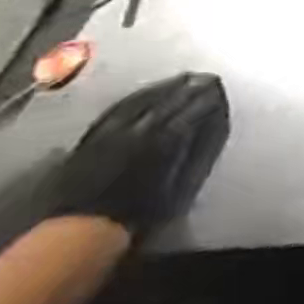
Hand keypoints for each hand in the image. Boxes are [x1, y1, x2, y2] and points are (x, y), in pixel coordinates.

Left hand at [41, 73, 228, 237]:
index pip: (191, 112)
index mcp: (164, 140)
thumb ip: (195, 152)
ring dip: (164, 87)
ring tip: (181, 79)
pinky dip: (135, 97)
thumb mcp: (179, 184)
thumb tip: (209, 128)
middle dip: (189, 88)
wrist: (84, 226)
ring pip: (143, 99)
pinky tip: (143, 93)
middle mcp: (139, 127)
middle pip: (168, 100)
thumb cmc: (141, 211)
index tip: (220, 90)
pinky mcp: (94, 134)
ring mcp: (113, 129)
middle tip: (205, 77)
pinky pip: (119, 107)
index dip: (207, 101)